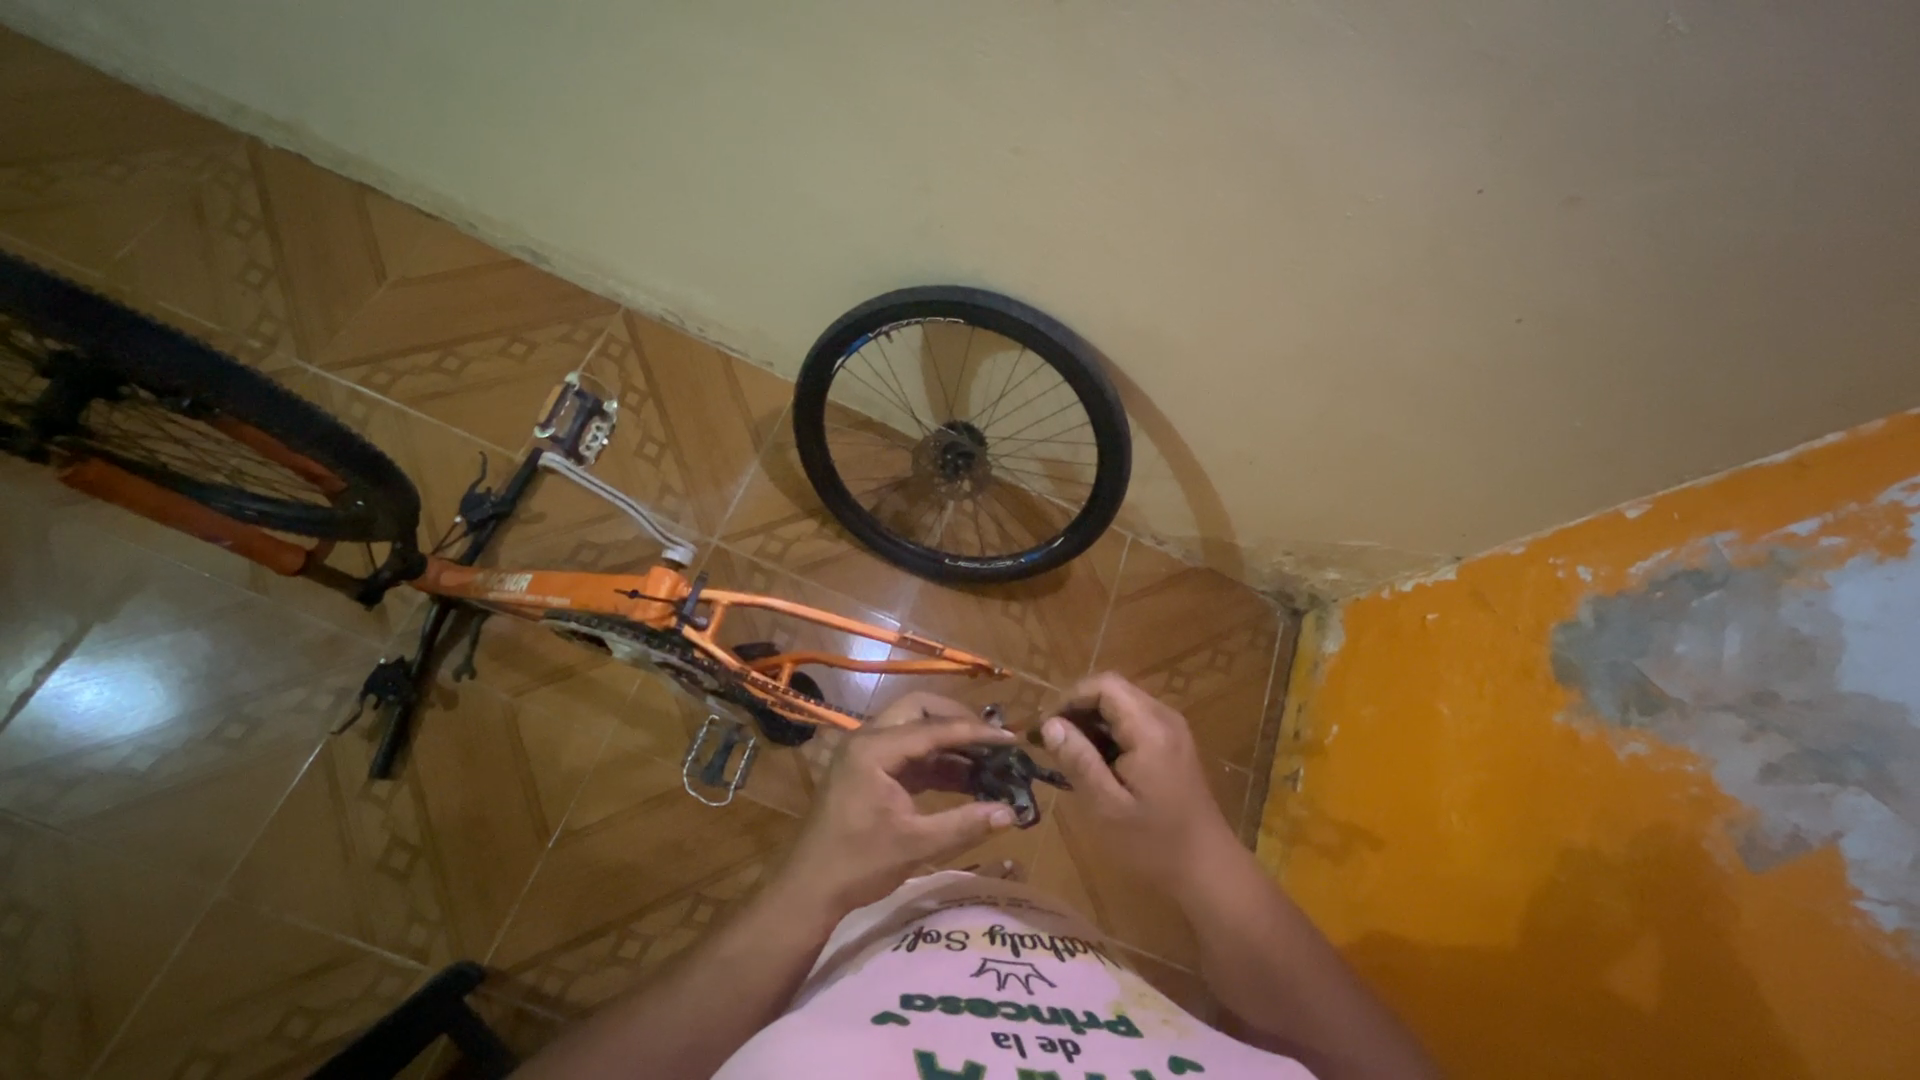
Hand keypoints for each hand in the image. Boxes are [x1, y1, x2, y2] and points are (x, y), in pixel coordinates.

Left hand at [769, 693, 1018, 918]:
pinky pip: (909, 752)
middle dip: (960, 722)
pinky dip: (938, 762)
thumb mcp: (917, 845)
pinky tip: (967, 781)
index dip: (976, 733)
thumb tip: (1011, 813)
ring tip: (989, 763)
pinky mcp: (870, 770)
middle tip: (994, 743)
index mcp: (874, 749)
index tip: (1011, 739)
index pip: (934, 728)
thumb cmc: (858, 864)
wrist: (809, 888)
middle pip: (921, 710)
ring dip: (950, 743)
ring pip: (915, 729)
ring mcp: (866, 753)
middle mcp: (868, 739)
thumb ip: (966, 824)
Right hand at [1041, 672, 1238, 883]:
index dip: (1069, 698)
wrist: (1209, 872)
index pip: (1104, 685)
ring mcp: (1173, 733)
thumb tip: (1050, 725)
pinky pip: (1136, 724)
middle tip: (1051, 743)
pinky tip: (1096, 766)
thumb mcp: (1107, 807)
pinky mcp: (1174, 748)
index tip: (1044, 728)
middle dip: (1078, 710)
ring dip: (1092, 723)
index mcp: (1149, 729)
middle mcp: (1165, 720)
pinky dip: (1110, 735)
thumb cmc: (1155, 845)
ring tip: (1068, 755)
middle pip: (1114, 691)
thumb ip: (1078, 761)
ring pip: (1124, 707)